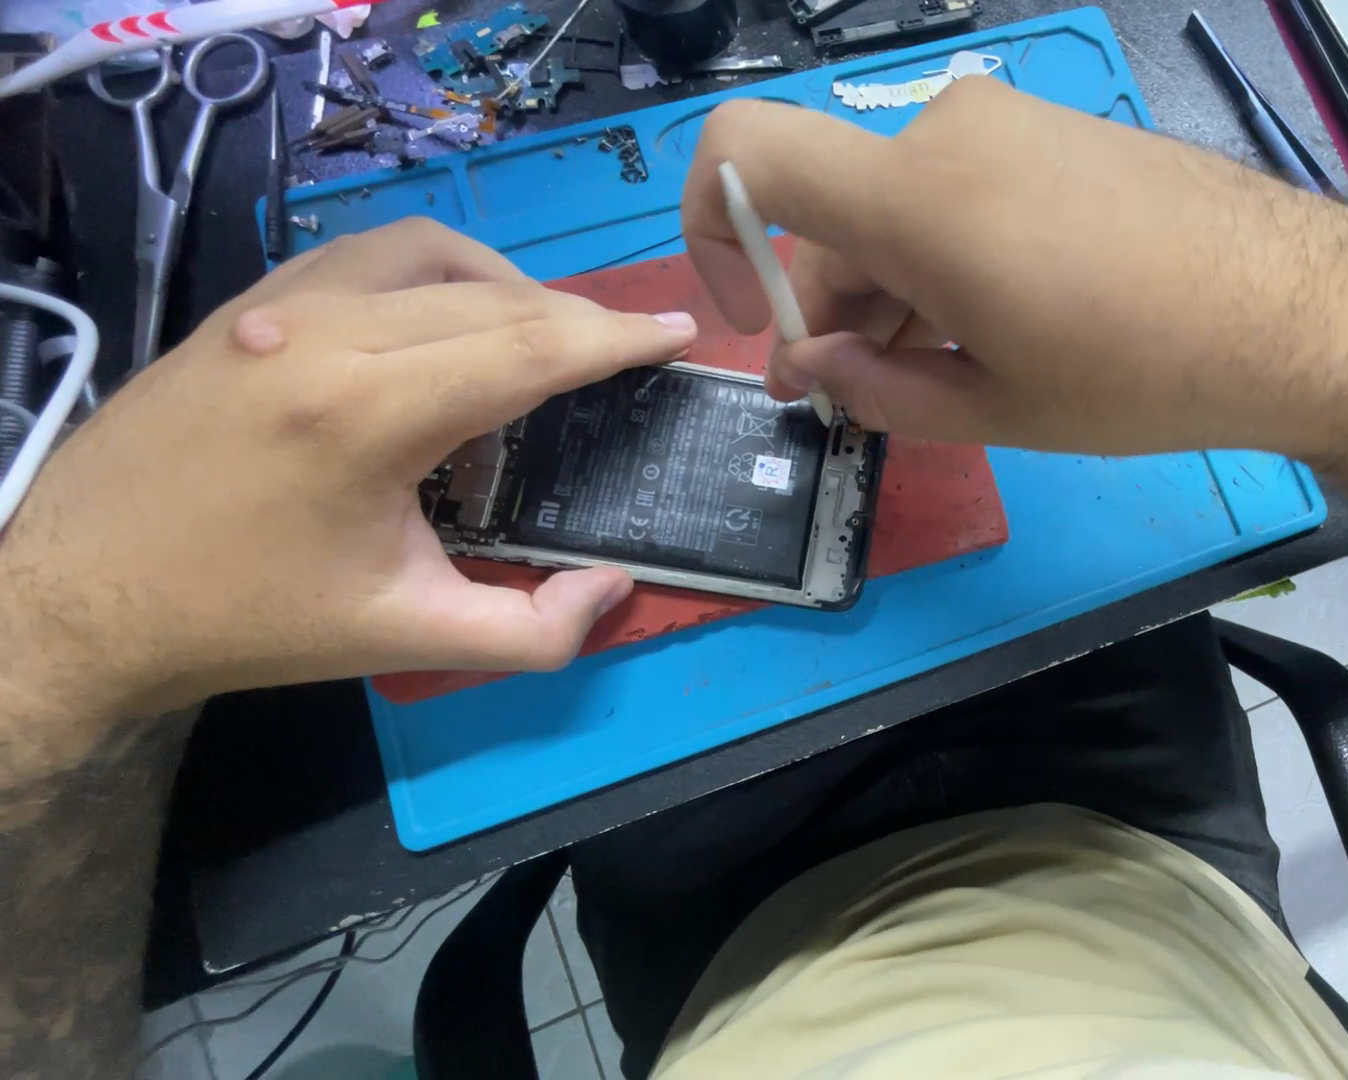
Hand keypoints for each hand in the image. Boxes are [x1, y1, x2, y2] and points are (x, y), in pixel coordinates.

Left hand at [0, 218, 694, 745]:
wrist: (73, 600)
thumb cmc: (255, 620)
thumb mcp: (413, 640)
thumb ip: (538, 629)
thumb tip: (616, 584)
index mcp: (369, 414)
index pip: (529, 347)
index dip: (618, 338)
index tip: (678, 332)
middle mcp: (322, 335)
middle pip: (499, 300)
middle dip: (588, 319)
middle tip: (639, 347)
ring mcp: (276, 308)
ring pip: (440, 258)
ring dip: (522, 288)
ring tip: (559, 336)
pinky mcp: (249, 304)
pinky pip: (376, 256)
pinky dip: (449, 272)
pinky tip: (463, 317)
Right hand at [682, 76, 1347, 455]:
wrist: (1298, 317)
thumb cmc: (1137, 375)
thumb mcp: (992, 408)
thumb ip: (876, 389)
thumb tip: (804, 367)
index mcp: (915, 198)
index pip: (745, 156)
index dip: (712, 233)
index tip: (750, 321)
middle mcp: (947, 133)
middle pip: (832, 212)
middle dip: (823, 306)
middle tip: (851, 394)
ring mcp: (1008, 127)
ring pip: (896, 212)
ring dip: (886, 295)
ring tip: (927, 379)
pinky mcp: (1052, 140)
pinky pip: (956, 198)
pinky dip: (939, 265)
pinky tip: (979, 331)